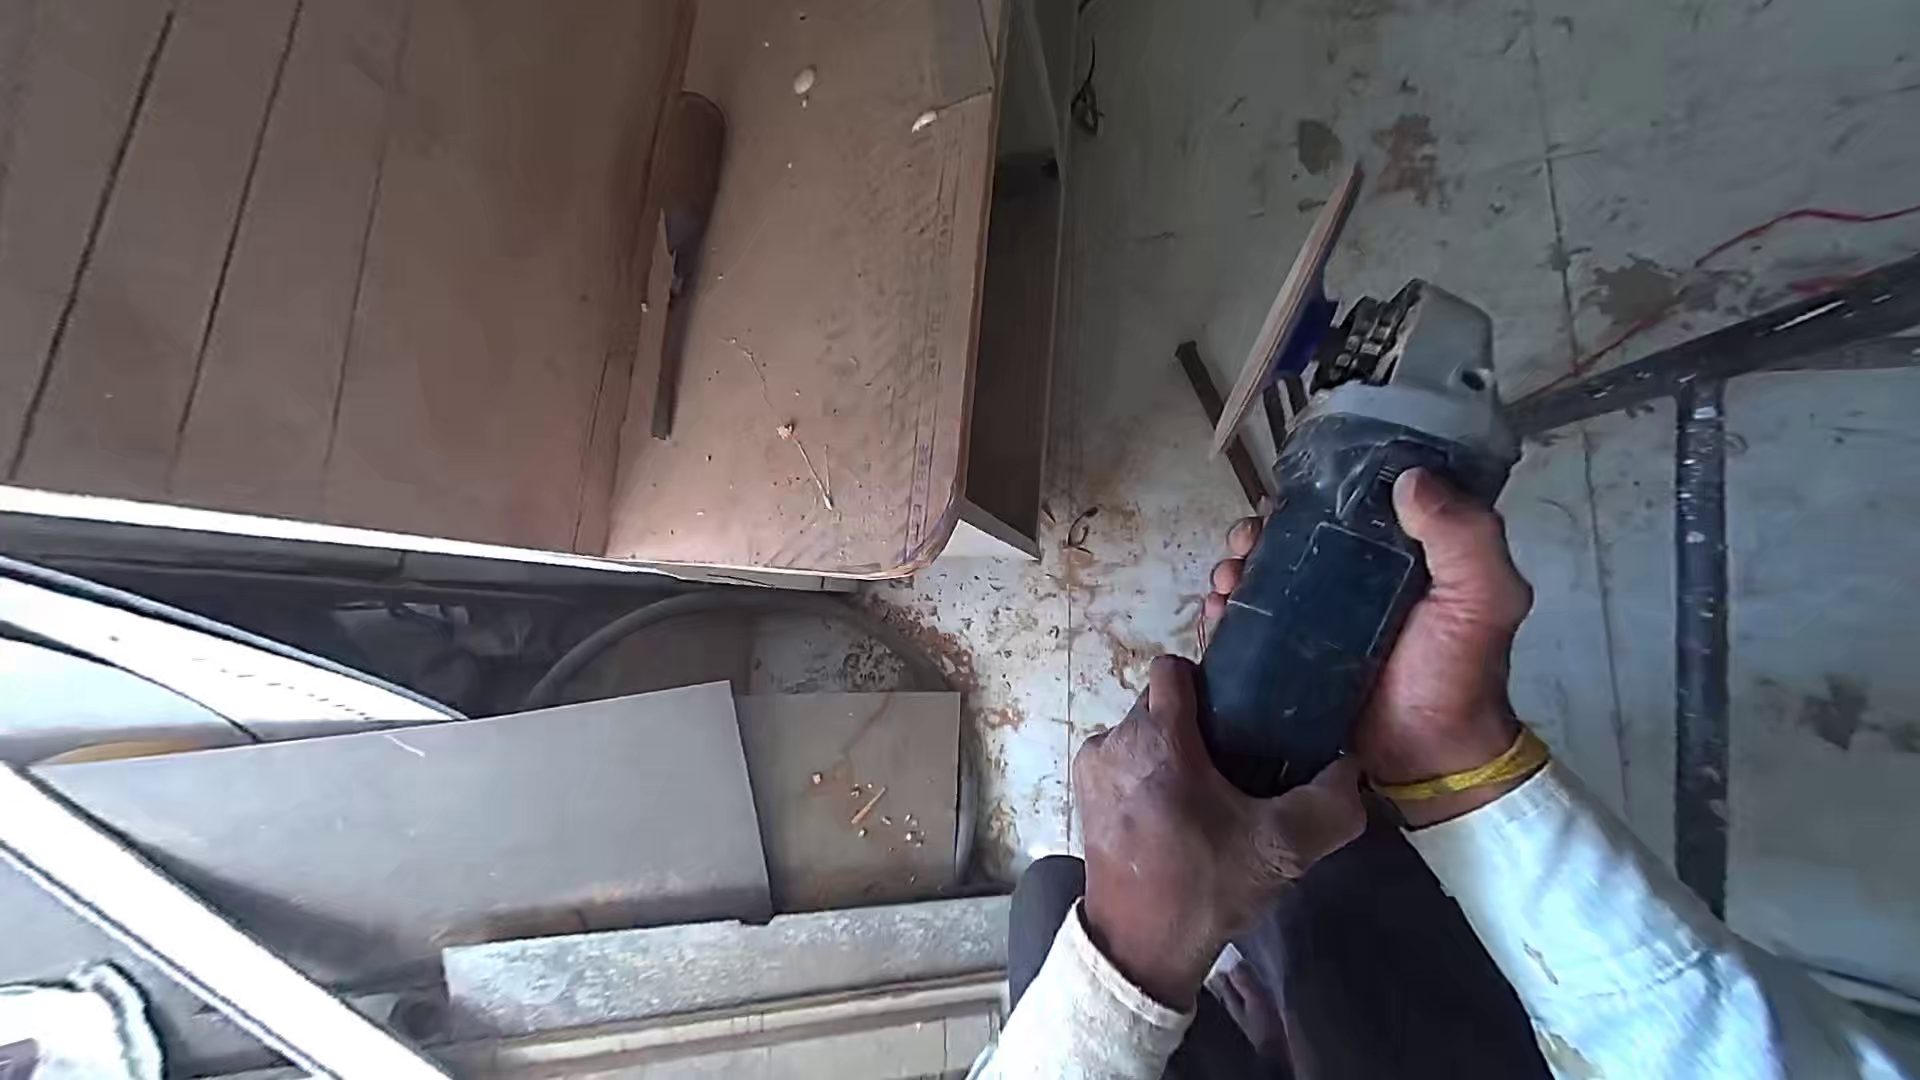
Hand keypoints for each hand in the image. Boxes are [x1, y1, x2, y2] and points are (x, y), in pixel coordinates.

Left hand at [1075, 656, 1364, 1008]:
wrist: (1139, 940)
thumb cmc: (1204, 884)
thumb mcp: (1278, 849)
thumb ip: (1327, 806)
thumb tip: (1350, 770)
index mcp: (1158, 737)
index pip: (1172, 669)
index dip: (1202, 680)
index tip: (1228, 712)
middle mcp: (1116, 737)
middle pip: (1157, 702)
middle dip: (1190, 723)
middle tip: (1223, 762)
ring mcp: (1093, 760)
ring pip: (1137, 729)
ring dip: (1165, 748)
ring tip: (1194, 792)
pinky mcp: (1082, 784)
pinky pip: (1117, 755)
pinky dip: (1139, 769)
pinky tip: (1161, 808)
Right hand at [1204, 468, 1533, 825]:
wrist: (1424, 754)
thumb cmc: (1457, 673)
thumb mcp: (1484, 598)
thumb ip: (1464, 537)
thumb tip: (1409, 479)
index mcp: (1380, 556)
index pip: (1331, 512)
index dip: (1300, 499)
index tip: (1278, 500)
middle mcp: (1336, 581)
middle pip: (1278, 543)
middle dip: (1251, 537)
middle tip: (1243, 548)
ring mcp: (1302, 618)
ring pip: (1252, 577)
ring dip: (1231, 570)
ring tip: (1227, 583)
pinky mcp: (1278, 652)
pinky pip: (1239, 621)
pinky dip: (1220, 610)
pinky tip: (1218, 612)